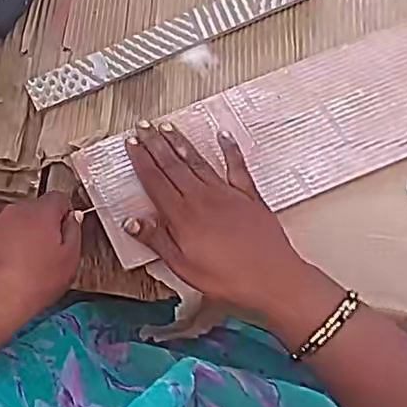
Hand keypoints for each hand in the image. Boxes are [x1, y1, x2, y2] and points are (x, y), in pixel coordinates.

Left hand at [0, 191, 82, 321]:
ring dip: (26, 235)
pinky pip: (2, 234)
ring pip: (18, 222)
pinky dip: (8, 245)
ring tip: (30, 264)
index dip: (66, 213)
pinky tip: (12, 267)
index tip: (68, 232)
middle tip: (51, 252)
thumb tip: (73, 217)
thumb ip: (75, 232)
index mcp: (41, 211)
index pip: (59, 197)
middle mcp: (16, 210)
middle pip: (37, 208)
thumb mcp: (69, 260)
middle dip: (45, 225)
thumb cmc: (35, 282)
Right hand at [122, 124, 343, 341]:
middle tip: (143, 126)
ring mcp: (226, 194)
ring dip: (180, 142)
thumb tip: (132, 222)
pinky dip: (229, 149)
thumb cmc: (229, 278)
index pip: (154, 179)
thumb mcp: (182, 266)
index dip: (141, 159)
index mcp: (183, 215)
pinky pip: (237, 166)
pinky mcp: (249, 196)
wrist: (274, 280)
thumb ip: (156, 240)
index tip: (132, 143)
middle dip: (155, 142)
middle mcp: (202, 198)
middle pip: (172, 164)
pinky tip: (222, 136)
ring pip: (197, 161)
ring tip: (167, 127)